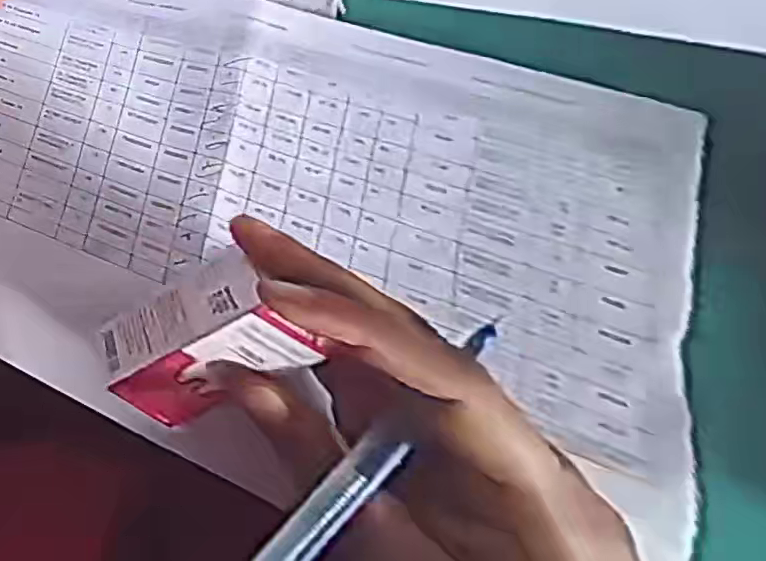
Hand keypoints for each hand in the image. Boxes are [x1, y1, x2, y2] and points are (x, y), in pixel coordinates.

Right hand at [216, 216, 636, 560]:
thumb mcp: (386, 546)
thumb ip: (313, 459)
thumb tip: (237, 378)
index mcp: (528, 475)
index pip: (441, 373)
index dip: (353, 325)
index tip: (274, 296)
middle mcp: (497, 431)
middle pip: (408, 334)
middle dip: (324, 280)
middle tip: (253, 235)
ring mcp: (459, 425)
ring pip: (384, 341)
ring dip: (315, 293)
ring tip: (255, 252)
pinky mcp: (424, 429)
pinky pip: (367, 371)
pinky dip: (315, 337)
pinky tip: (277, 308)